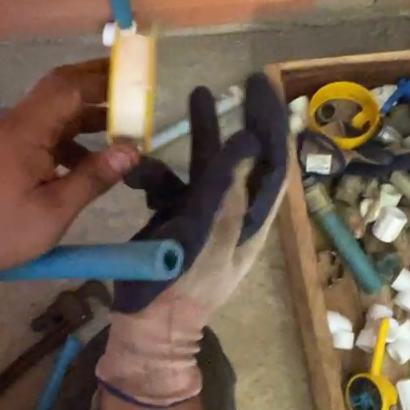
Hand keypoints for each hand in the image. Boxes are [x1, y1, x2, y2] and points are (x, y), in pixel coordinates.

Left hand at [0, 61, 139, 278]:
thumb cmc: (3, 230)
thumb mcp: (55, 209)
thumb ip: (94, 177)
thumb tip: (132, 151)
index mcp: (29, 130)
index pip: (70, 88)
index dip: (104, 80)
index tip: (136, 81)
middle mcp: (19, 123)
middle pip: (60, 87)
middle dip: (96, 82)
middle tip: (132, 86)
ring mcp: (13, 136)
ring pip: (55, 109)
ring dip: (88, 111)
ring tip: (124, 124)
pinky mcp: (11, 151)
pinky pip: (48, 131)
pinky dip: (74, 135)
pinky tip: (93, 159)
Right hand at [97, 75, 287, 406]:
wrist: (149, 327)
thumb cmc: (182, 288)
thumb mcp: (209, 238)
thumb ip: (230, 189)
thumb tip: (251, 141)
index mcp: (251, 219)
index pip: (271, 163)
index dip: (271, 124)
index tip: (263, 87)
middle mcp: (233, 212)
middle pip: (245, 157)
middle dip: (245, 119)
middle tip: (244, 83)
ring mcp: (203, 214)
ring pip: (207, 164)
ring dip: (202, 132)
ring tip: (198, 95)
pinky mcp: (174, 219)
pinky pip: (172, 183)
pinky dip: (157, 171)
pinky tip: (138, 168)